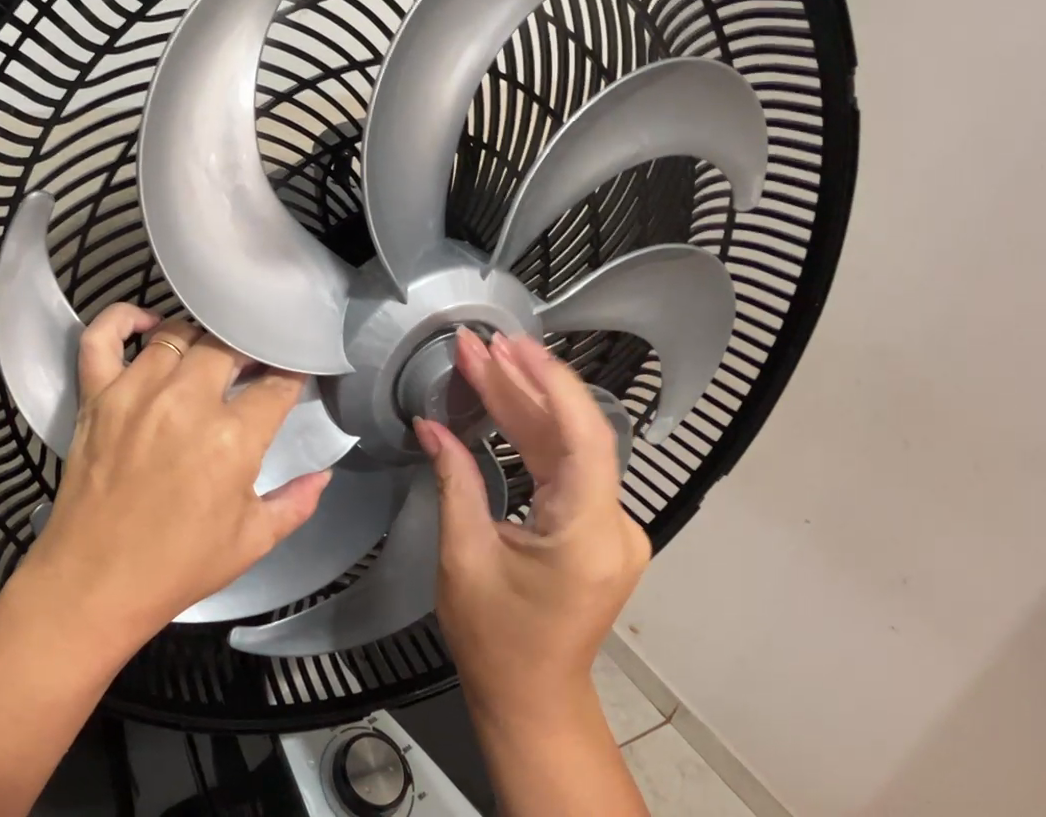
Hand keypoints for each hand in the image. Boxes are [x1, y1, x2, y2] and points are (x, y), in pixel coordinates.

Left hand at [23, 304, 332, 642]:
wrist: (95, 583)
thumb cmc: (177, 566)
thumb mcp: (253, 541)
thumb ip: (296, 502)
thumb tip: (324, 475)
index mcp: (233, 438)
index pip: (277, 383)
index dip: (292, 374)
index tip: (294, 374)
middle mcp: (186, 401)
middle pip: (229, 345)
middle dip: (250, 348)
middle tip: (254, 364)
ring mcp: (135, 392)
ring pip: (176, 334)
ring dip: (200, 338)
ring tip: (209, 355)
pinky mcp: (96, 395)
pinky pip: (102, 337)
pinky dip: (122, 319)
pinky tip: (147, 324)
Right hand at [414, 329, 649, 728]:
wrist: (531, 697)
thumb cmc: (495, 638)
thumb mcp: (463, 555)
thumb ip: (454, 480)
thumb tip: (431, 426)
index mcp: (587, 533)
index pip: (582, 436)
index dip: (549, 383)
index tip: (512, 346)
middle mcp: (614, 525)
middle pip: (571, 435)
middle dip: (522, 386)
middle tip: (478, 347)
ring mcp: (610, 528)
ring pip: (568, 449)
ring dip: (524, 406)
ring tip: (484, 362)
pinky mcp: (597, 531)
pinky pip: (567, 471)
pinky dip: (532, 436)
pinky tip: (504, 404)